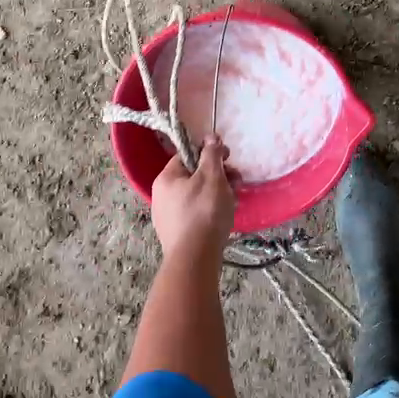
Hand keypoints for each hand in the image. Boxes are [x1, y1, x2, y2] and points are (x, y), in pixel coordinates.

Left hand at [150, 136, 235, 259]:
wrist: (194, 260)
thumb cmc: (204, 212)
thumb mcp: (212, 176)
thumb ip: (211, 153)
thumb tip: (210, 137)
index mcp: (166, 178)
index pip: (188, 155)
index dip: (210, 153)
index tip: (228, 159)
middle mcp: (161, 195)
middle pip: (194, 175)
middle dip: (218, 175)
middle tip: (236, 182)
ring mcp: (167, 217)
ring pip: (197, 195)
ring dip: (218, 193)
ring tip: (234, 201)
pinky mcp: (176, 234)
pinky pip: (195, 214)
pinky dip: (210, 211)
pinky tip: (224, 218)